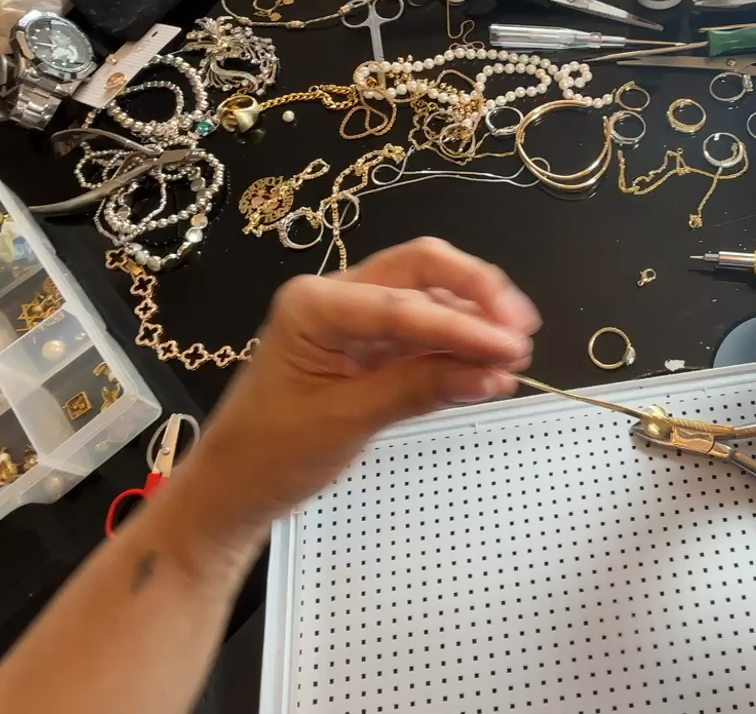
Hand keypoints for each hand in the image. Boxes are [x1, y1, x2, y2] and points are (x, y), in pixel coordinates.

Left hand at [183, 238, 539, 528]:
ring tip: (515, 351)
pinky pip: (426, 329)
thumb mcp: (347, 421)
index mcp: (315, 304)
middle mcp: (338, 294)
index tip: (511, 348)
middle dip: (477, 291)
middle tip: (522, 328)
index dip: (462, 326)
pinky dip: (459, 344)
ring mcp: (358, 315)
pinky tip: (488, 364)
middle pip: (422, 268)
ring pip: (430, 294)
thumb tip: (495, 375)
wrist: (233, 488)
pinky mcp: (373, 341)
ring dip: (475, 318)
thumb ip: (421, 389)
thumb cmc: (271, 454)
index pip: (403, 305)